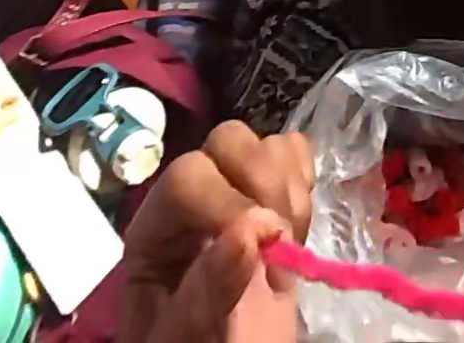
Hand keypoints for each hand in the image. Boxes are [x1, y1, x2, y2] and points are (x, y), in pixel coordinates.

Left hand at [118, 121, 314, 342]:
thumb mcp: (184, 342)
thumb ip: (209, 292)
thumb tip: (250, 230)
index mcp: (157, 226)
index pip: (187, 178)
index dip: (226, 203)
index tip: (265, 246)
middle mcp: (195, 192)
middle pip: (229, 141)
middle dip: (265, 185)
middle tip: (282, 243)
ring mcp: (237, 184)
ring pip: (267, 142)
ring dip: (291, 188)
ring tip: (290, 242)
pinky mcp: (273, 186)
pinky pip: (295, 150)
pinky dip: (305, 178)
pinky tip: (299, 224)